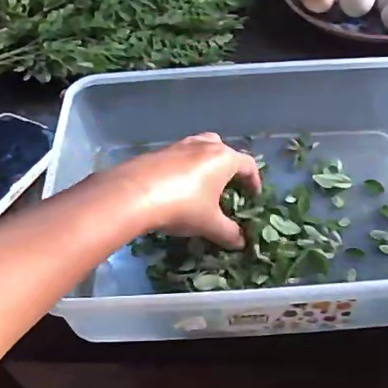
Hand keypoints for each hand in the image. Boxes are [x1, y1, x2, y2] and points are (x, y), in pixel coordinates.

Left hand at [112, 133, 260, 248]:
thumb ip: (229, 233)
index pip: (248, 165)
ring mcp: (177, 146)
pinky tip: (175, 189)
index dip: (254, 181)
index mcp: (223, 158)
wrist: (133, 194)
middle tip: (226, 188)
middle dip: (227, 167)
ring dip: (203, 165)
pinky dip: (182, 170)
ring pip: (198, 149)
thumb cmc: (182, 206)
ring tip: (201, 187)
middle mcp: (202, 145)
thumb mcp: (210, 224)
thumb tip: (240, 242)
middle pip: (222, 149)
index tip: (253, 197)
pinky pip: (177, 158)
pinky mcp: (156, 153)